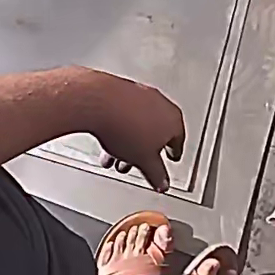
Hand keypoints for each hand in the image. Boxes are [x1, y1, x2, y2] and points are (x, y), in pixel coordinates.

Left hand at [88, 73, 185, 191]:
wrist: (97, 102)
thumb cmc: (124, 126)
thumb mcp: (144, 161)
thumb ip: (156, 174)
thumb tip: (161, 183)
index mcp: (173, 120)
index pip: (177, 141)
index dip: (173, 153)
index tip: (171, 157)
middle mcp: (159, 104)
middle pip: (154, 133)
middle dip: (141, 152)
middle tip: (133, 164)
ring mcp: (140, 95)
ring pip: (136, 124)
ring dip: (126, 143)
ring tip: (113, 156)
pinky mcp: (121, 90)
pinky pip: (123, 113)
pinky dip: (118, 128)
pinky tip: (106, 138)